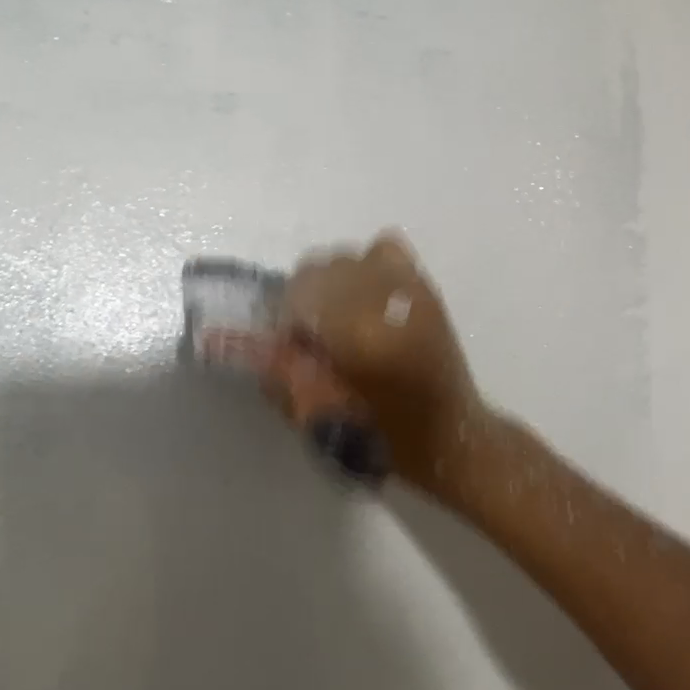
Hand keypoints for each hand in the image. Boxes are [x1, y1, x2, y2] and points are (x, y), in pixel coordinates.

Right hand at [279, 231, 490, 492]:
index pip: (299, 293)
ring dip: (331, 284)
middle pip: (318, 268)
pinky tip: (364, 299)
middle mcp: (387, 297)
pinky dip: (365, 267)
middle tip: (310, 338)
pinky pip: (383, 249)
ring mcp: (409, 286)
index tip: (286, 346)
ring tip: (338, 320)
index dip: (283, 318)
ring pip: (345, 257)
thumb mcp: (318, 415)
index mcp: (362, 332)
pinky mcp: (423, 286)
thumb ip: (278, 371)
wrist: (451, 439)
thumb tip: (238, 340)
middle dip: (303, 299)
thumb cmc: (383, 438)